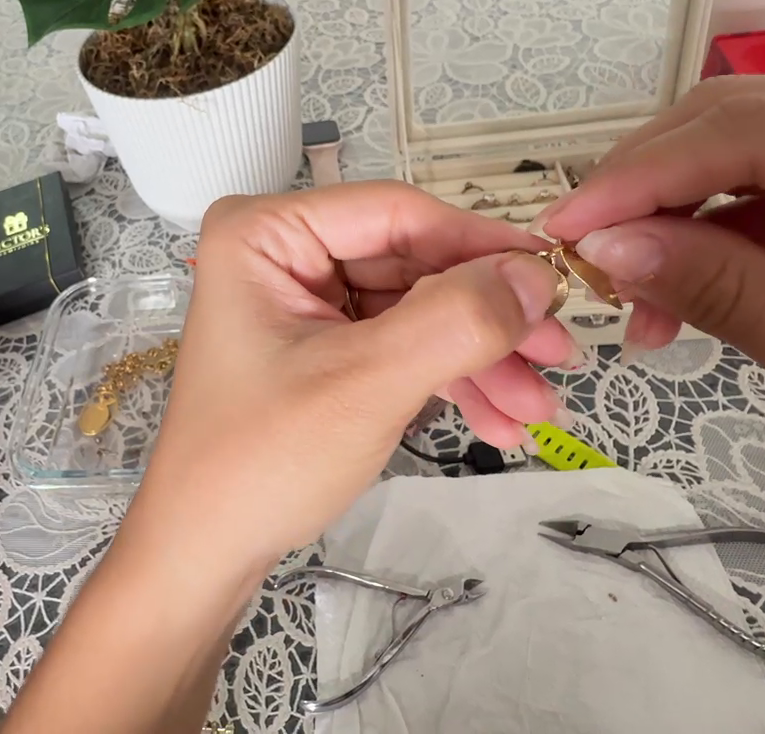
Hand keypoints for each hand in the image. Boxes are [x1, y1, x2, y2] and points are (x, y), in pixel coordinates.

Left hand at [125, 182, 576, 571]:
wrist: (205, 550)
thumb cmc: (264, 458)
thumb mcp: (367, 382)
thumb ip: (456, 321)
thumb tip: (536, 273)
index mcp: (266, 232)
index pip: (394, 213)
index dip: (480, 243)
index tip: (556, 277)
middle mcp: (281, 251)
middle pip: (410, 262)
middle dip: (484, 317)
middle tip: (559, 354)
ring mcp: (300, 300)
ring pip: (413, 307)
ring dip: (476, 357)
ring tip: (537, 407)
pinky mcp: (318, 343)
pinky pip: (395, 342)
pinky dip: (445, 378)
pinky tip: (497, 419)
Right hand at [541, 74, 764, 554]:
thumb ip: (731, 300)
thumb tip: (601, 248)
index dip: (646, 174)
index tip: (561, 230)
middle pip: (750, 115)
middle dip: (647, 182)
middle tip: (577, 253)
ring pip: (748, 140)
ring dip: (671, 206)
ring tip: (624, 284)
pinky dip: (711, 227)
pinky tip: (675, 281)